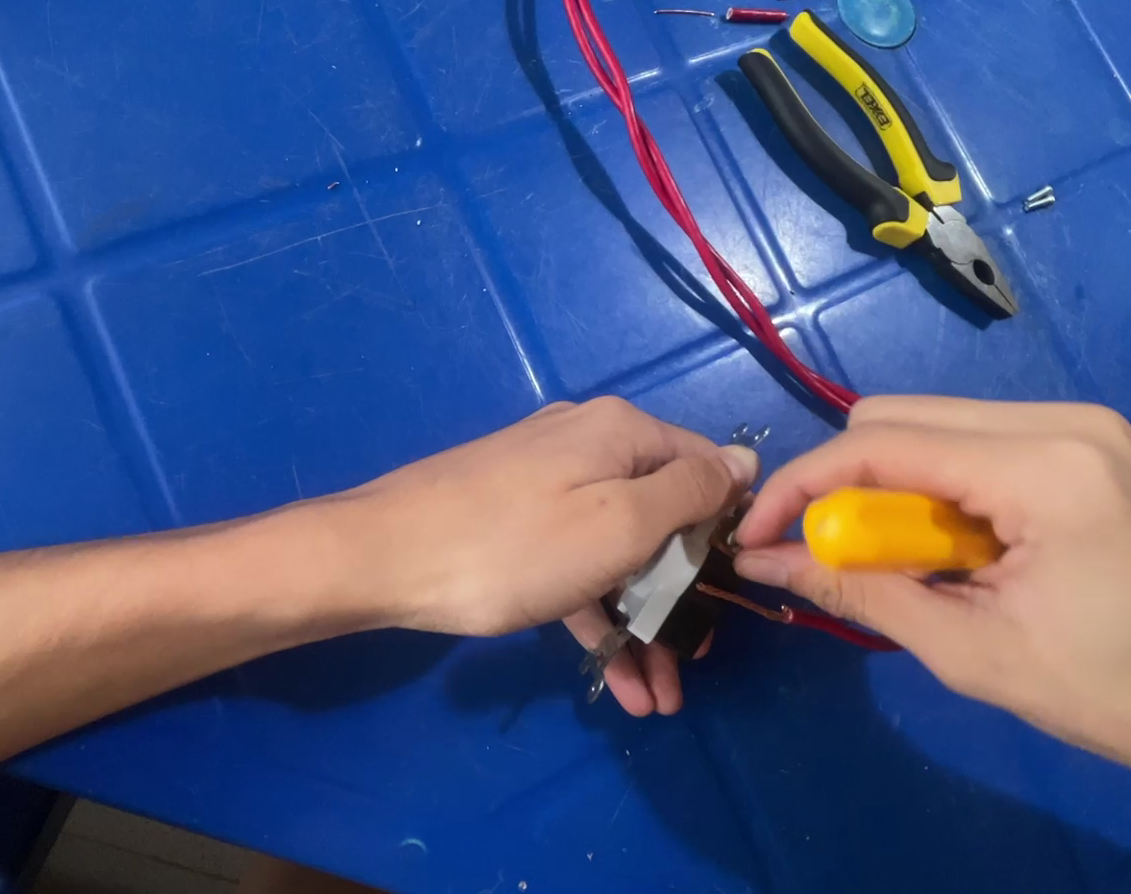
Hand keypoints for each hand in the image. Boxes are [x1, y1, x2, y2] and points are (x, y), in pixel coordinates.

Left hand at [352, 398, 758, 715]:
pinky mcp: (518, 516)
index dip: (726, 527)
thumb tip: (746, 461)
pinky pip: (576, 561)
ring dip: (642, 620)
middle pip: (661, 515)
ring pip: (618, 549)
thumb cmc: (515, 544)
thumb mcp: (621, 522)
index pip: (705, 467)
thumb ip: (690, 490)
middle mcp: (588, 443)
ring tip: (657, 697)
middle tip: (693, 665)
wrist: (385, 555)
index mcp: (621, 433)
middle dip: (682, 594)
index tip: (734, 591)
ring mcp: (548, 480)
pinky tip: (616, 679)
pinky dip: (597, 612)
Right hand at [730, 397, 1130, 823]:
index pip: (878, 445)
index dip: (801, 485)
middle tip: (837, 556)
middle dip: (841, 484)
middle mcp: (1058, 419)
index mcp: (1044, 468)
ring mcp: (1075, 423)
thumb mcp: (972, 653)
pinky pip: (963, 439)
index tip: (756, 535)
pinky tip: (953, 543)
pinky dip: (927, 486)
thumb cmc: (1123, 699)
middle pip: (892, 417)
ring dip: (884, 486)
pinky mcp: (1079, 440)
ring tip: (905, 560)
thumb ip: (856, 592)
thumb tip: (762, 564)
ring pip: (923, 423)